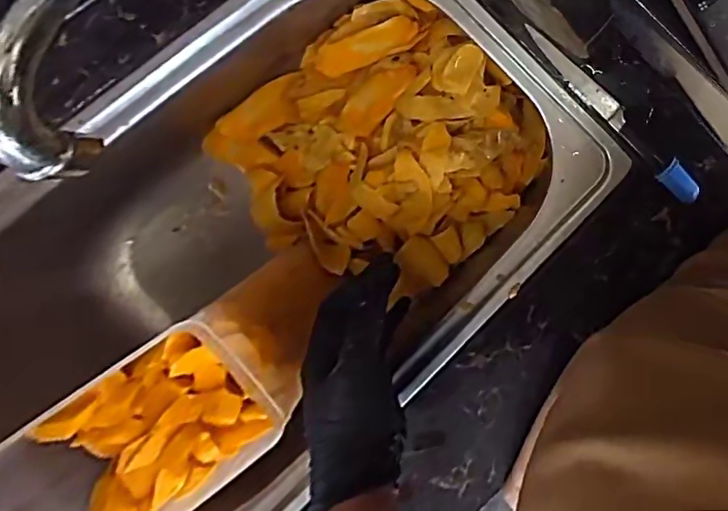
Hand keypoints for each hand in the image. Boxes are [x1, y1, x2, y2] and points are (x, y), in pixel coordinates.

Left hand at [303, 258, 404, 510]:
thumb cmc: (355, 418)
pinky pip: (380, 338)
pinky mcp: (370, 380)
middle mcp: (330, 359)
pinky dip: (391, 319)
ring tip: (400, 277)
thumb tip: (376, 276)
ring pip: (364, 323)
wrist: (362, 471)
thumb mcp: (360, 365)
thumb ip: (367, 322)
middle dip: (367, 286)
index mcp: (319, 355)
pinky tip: (407, 306)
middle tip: (392, 261)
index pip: (333, 305)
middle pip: (346, 312)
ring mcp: (349, 370)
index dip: (356, 279)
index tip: (381, 256)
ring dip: (380, 300)